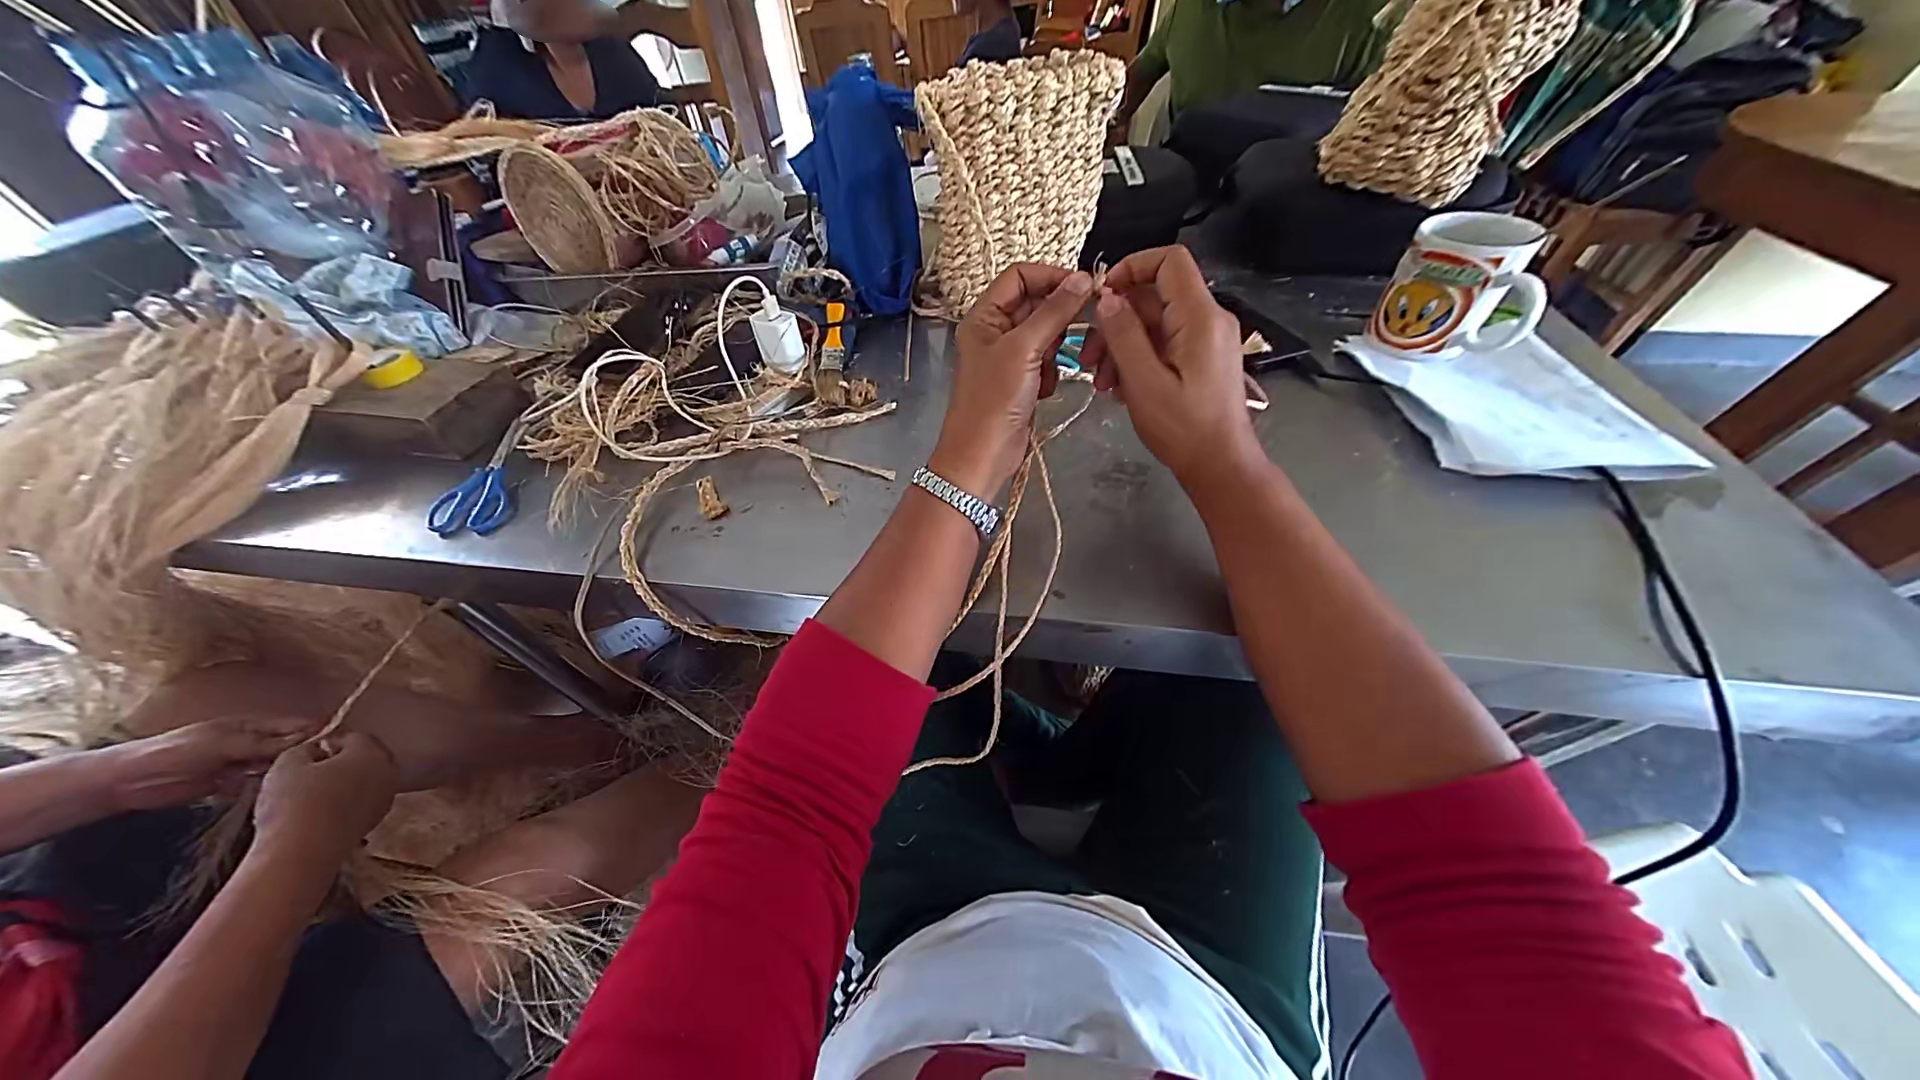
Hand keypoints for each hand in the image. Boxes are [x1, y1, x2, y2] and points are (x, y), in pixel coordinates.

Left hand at [99, 716, 316, 811]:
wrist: (123, 782)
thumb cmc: (174, 753)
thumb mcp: (223, 743)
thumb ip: (264, 742)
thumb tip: (309, 737)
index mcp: (252, 726)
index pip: (296, 725)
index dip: (318, 732)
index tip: (343, 745)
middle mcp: (251, 742)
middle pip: (289, 746)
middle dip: (307, 754)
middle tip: (329, 769)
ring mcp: (239, 764)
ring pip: (275, 767)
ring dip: (287, 773)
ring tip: (308, 784)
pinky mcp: (228, 785)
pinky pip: (256, 785)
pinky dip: (267, 789)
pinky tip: (280, 796)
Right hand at [253, 733, 397, 862]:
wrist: (303, 852)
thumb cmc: (294, 802)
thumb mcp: (287, 766)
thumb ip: (304, 750)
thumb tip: (315, 751)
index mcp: (372, 752)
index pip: (354, 737)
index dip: (328, 743)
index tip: (307, 754)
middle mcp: (389, 770)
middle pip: (366, 758)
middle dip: (342, 761)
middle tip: (310, 773)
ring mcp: (387, 796)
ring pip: (367, 780)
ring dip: (346, 782)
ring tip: (312, 794)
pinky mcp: (377, 819)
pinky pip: (363, 801)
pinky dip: (348, 802)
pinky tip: (323, 812)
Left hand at [933, 264, 1093, 495]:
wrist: (983, 454)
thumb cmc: (994, 399)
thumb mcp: (1024, 349)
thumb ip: (1054, 311)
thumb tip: (1083, 278)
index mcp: (984, 316)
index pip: (1019, 276)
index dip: (1050, 276)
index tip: (1083, 286)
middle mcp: (995, 332)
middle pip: (1036, 304)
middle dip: (1058, 318)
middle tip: (1083, 328)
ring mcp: (1009, 357)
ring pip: (1046, 334)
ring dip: (1056, 349)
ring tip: (1049, 370)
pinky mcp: (1022, 380)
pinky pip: (1047, 361)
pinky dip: (1051, 372)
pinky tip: (1043, 390)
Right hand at [1081, 245, 1261, 484]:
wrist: (1219, 464)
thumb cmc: (1185, 429)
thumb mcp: (1144, 382)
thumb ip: (1124, 335)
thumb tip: (1107, 299)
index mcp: (1200, 318)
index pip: (1169, 261)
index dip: (1131, 267)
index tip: (1102, 294)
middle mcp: (1208, 321)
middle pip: (1154, 296)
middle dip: (1116, 320)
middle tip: (1090, 355)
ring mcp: (1206, 340)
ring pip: (1154, 323)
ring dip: (1121, 344)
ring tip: (1102, 379)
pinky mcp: (1200, 359)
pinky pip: (1163, 343)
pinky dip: (1137, 358)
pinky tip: (1119, 385)